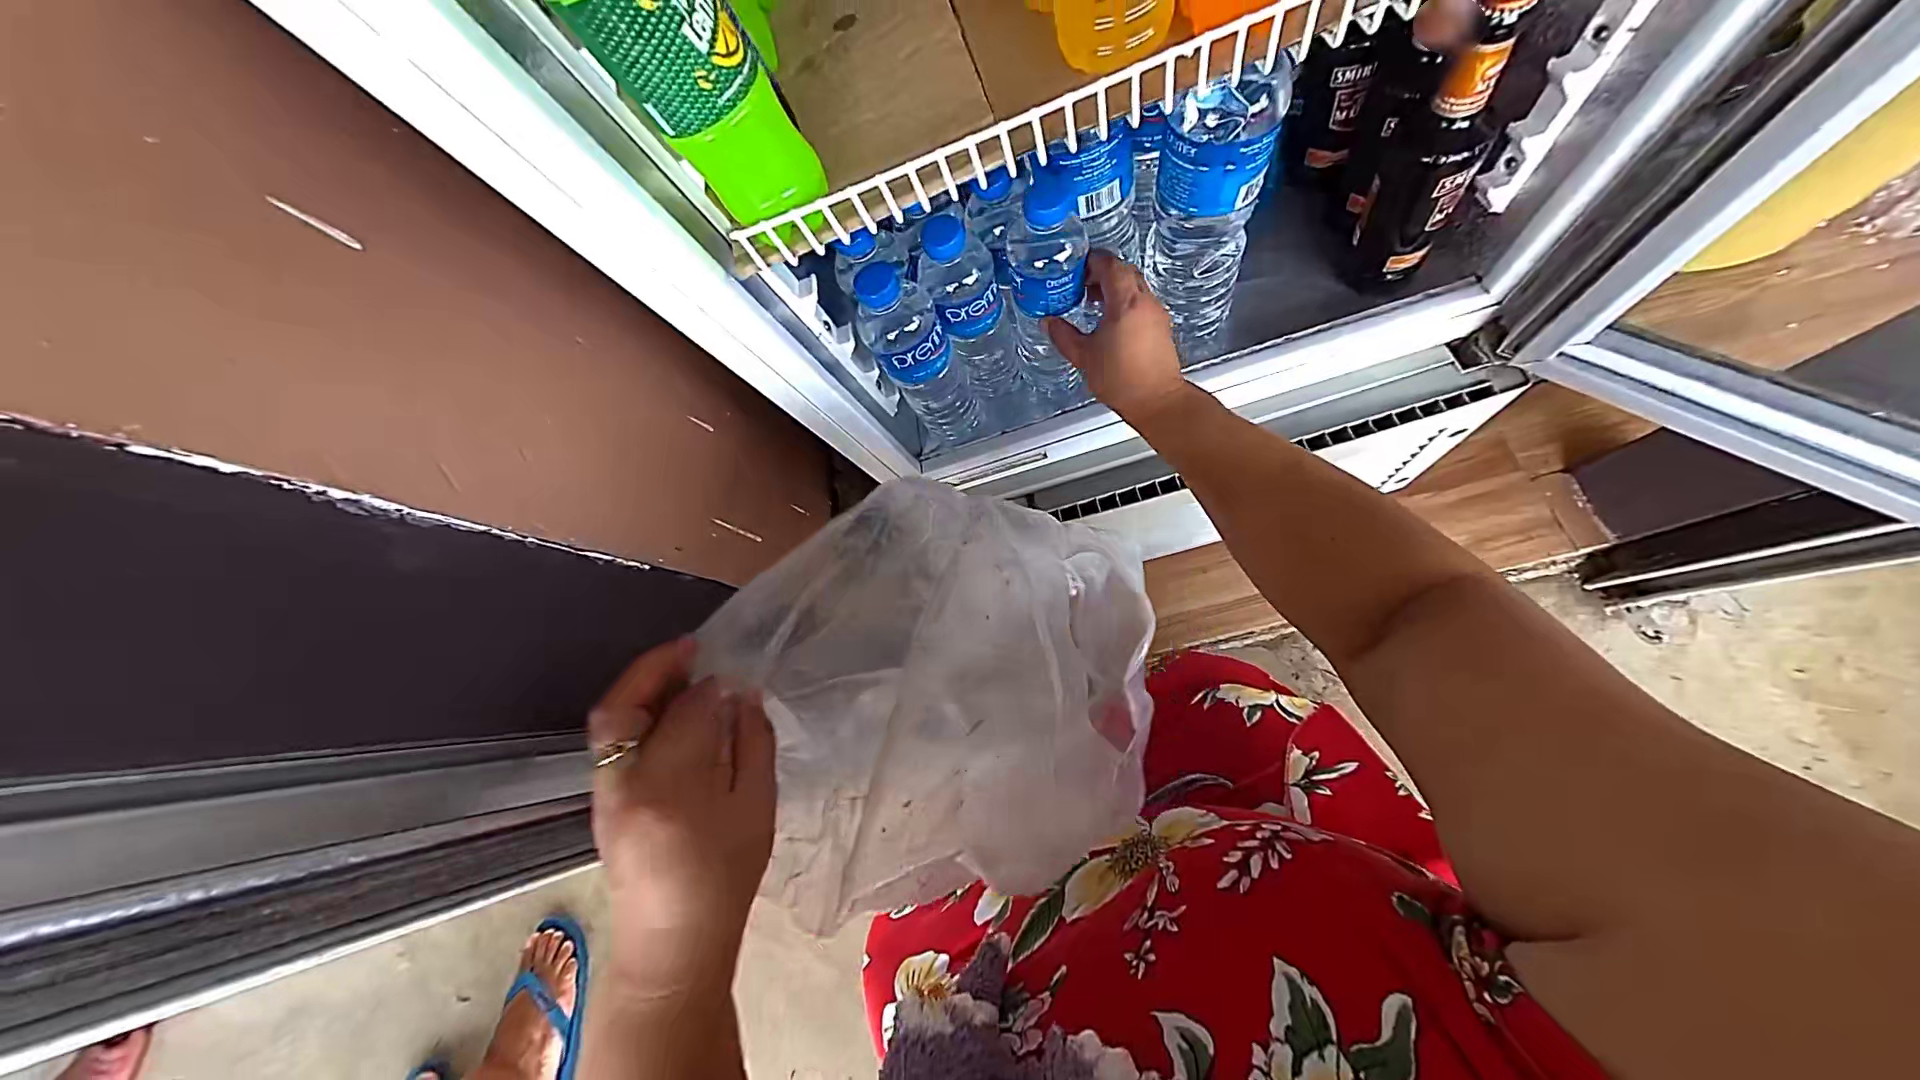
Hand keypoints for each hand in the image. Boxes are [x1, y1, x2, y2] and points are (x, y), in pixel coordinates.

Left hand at [588, 638, 774, 983]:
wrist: (673, 940)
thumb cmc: (727, 875)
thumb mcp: (757, 808)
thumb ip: (753, 744)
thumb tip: (743, 695)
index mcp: (673, 788)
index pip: (688, 713)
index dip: (712, 687)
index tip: (733, 675)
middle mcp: (626, 785)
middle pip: (624, 708)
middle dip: (655, 667)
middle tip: (691, 647)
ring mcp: (605, 793)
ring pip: (609, 721)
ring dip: (641, 685)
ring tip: (679, 669)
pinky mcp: (600, 801)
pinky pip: (612, 740)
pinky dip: (636, 711)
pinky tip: (667, 709)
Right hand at [1045, 250, 1191, 424]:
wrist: (1156, 400)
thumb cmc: (1123, 380)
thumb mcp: (1083, 356)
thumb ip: (1063, 335)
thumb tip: (1049, 323)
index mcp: (1125, 302)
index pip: (1109, 264)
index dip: (1090, 261)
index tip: (1076, 267)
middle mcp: (1144, 302)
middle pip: (1123, 271)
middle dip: (1100, 273)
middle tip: (1080, 283)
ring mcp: (1155, 313)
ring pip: (1133, 286)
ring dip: (1112, 287)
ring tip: (1092, 301)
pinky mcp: (1160, 327)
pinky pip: (1141, 303)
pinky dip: (1124, 302)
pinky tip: (1108, 320)